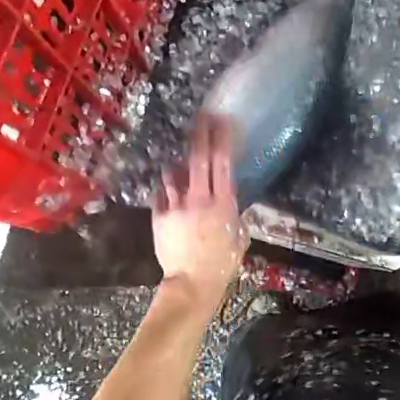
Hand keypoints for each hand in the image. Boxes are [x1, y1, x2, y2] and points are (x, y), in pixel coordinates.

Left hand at [153, 116, 248, 305]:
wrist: (192, 282)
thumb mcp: (240, 237)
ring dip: (179, 164)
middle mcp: (199, 197)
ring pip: (174, 172)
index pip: (222, 162)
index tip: (223, 121)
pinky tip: (168, 188)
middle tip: (202, 117)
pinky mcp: (159, 215)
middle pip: (198, 157)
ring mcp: (176, 205)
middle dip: (201, 134)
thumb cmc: (223, 263)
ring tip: (181, 162)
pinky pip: (160, 193)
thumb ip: (236, 216)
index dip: (222, 138)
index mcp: (223, 202)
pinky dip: (165, 187)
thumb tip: (232, 204)